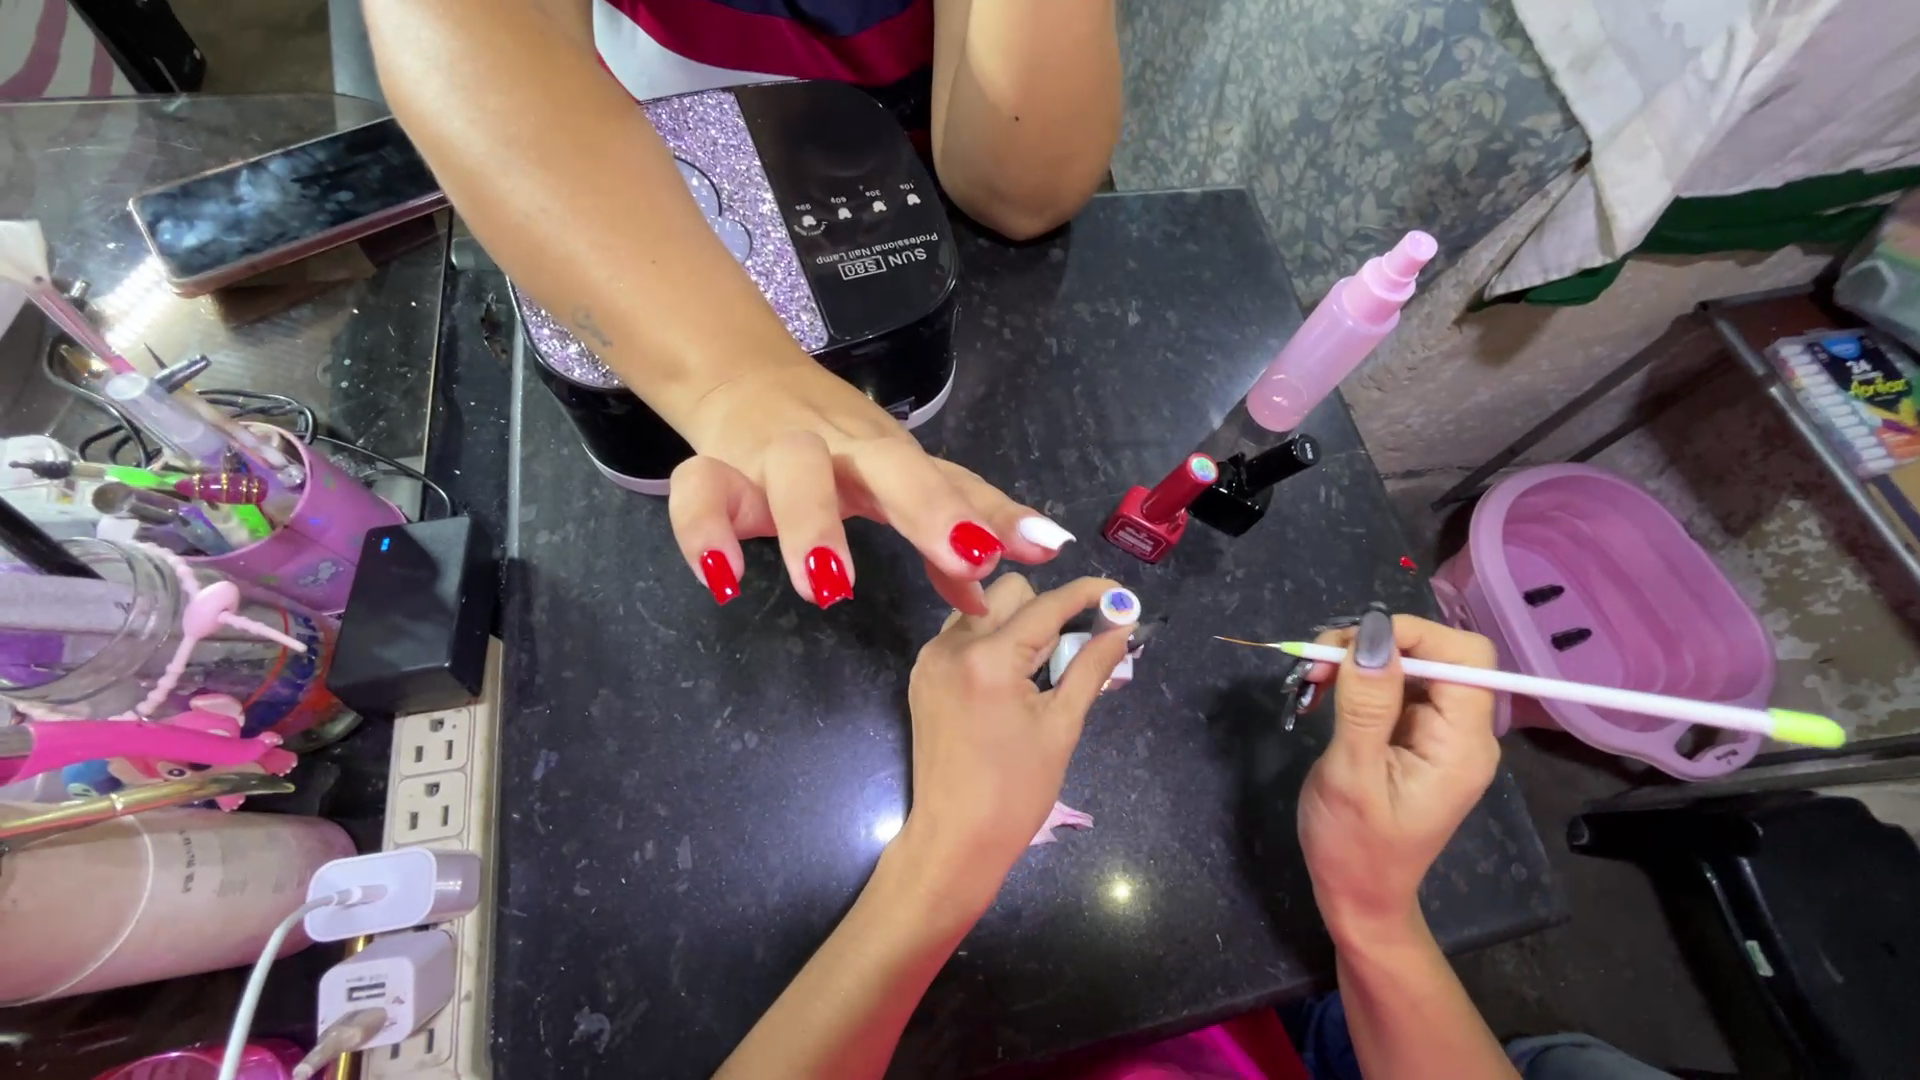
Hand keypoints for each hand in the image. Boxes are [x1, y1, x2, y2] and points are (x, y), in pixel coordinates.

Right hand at [667, 363, 1075, 614]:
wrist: (741, 377)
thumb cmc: (833, 442)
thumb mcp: (894, 479)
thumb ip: (944, 530)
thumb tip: (990, 594)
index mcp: (889, 455)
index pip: (946, 478)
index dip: (985, 514)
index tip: (1029, 552)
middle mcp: (842, 449)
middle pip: (887, 462)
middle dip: (929, 504)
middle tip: (965, 556)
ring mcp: (776, 454)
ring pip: (793, 471)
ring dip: (813, 524)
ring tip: (829, 586)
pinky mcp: (715, 468)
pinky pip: (699, 493)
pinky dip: (705, 534)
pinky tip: (724, 580)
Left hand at [898, 574, 1131, 910]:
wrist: (955, 837)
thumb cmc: (1016, 790)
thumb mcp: (1062, 726)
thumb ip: (1092, 666)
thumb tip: (1124, 626)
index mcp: (989, 659)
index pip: (1046, 605)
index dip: (1087, 594)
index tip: (1118, 592)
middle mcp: (952, 645)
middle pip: (1008, 592)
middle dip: (1046, 607)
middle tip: (1070, 646)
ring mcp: (931, 657)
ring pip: (982, 607)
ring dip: (1016, 621)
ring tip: (1037, 666)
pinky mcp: (923, 673)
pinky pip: (962, 633)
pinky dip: (991, 640)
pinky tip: (1008, 678)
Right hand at [1296, 611, 1500, 943]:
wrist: (1356, 894)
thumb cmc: (1353, 845)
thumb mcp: (1352, 772)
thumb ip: (1365, 702)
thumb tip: (1372, 633)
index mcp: (1461, 744)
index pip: (1464, 656)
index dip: (1410, 634)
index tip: (1347, 644)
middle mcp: (1460, 731)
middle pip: (1434, 654)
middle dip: (1372, 644)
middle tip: (1314, 663)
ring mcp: (1436, 733)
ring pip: (1406, 664)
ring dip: (1355, 659)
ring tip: (1310, 679)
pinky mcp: (1410, 735)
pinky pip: (1390, 686)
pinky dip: (1353, 678)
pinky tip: (1321, 691)